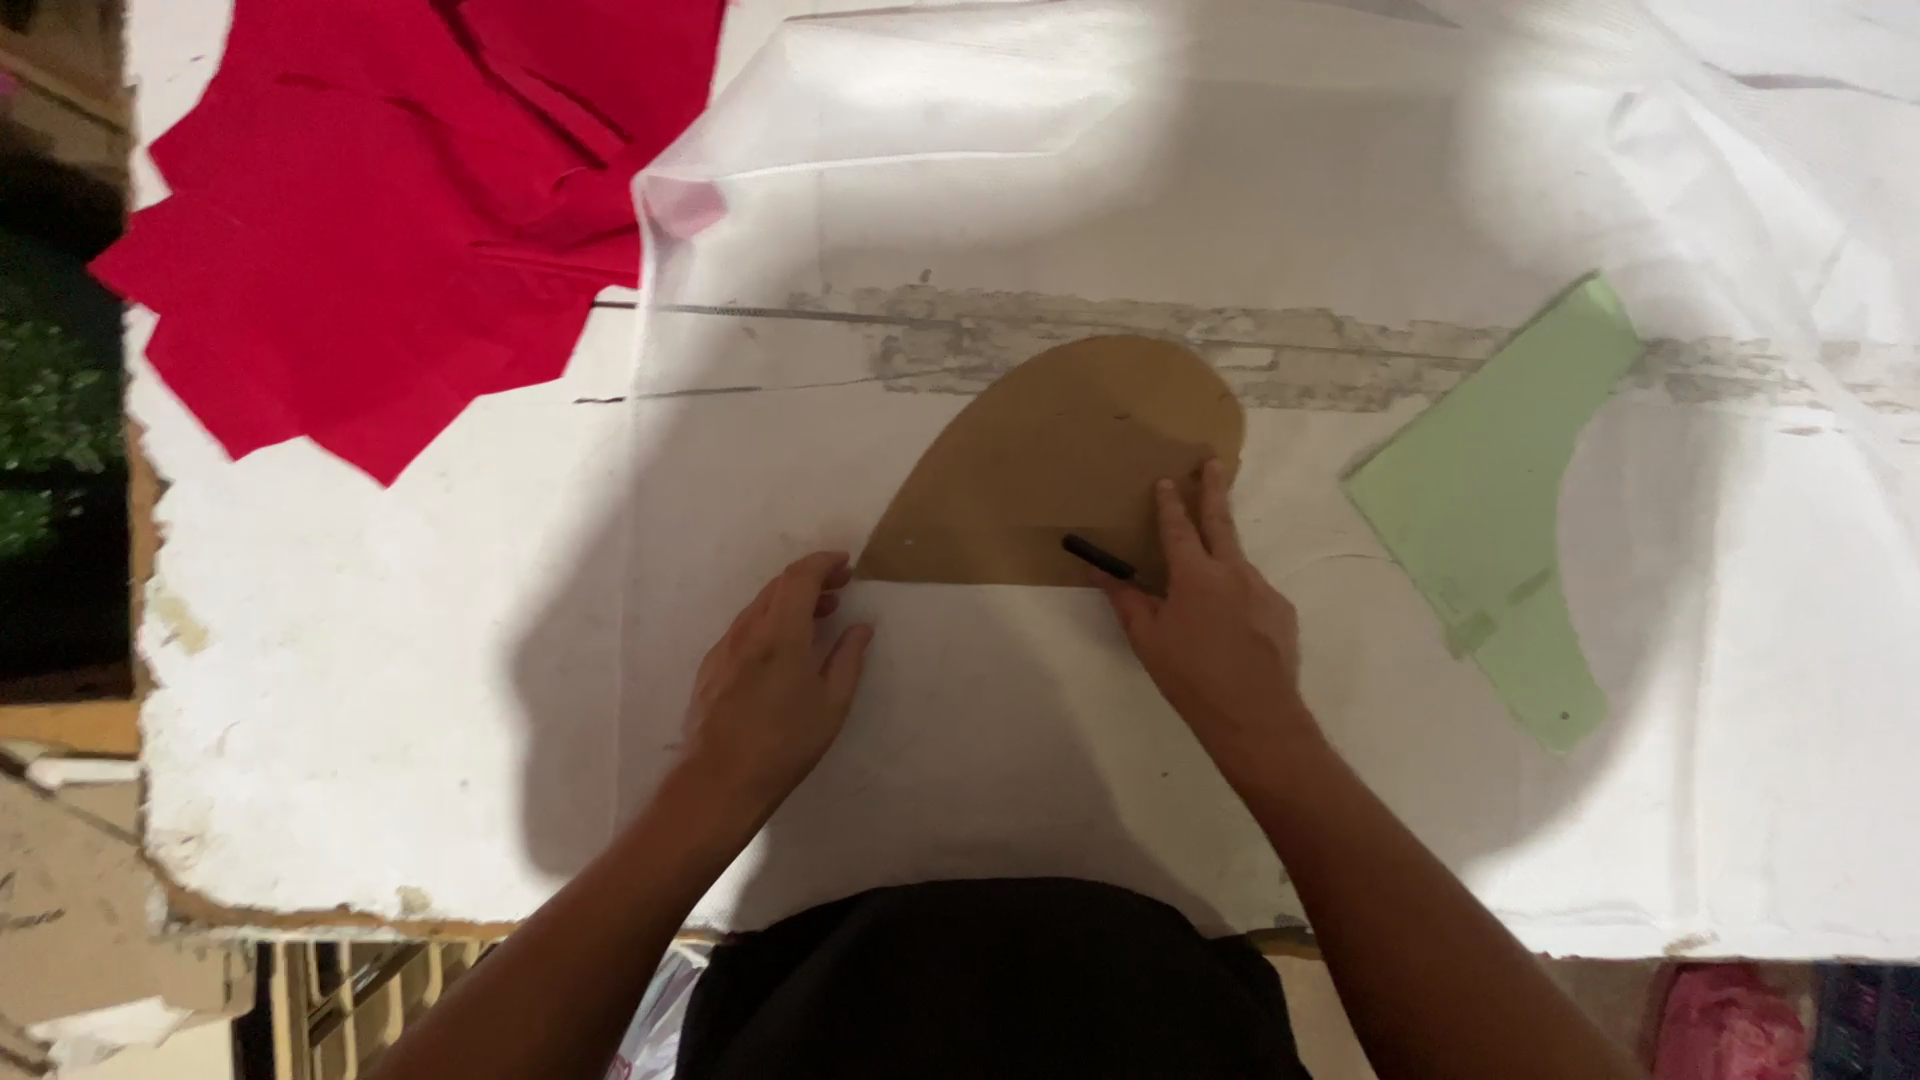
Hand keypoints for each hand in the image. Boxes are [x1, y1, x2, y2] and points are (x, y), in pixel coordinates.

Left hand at [681, 551, 873, 815]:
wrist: (718, 782)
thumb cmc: (785, 744)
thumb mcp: (832, 704)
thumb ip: (848, 659)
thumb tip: (860, 628)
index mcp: (781, 634)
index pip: (800, 577)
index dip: (824, 563)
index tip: (846, 563)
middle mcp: (748, 631)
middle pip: (778, 586)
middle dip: (811, 578)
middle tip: (840, 588)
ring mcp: (725, 648)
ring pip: (759, 606)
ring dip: (790, 600)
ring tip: (819, 615)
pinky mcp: (712, 667)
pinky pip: (745, 628)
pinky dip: (770, 620)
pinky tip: (785, 646)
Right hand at [1095, 460, 1320, 785]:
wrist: (1255, 716)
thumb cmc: (1190, 677)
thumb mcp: (1147, 639)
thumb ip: (1124, 599)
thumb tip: (1097, 569)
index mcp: (1195, 576)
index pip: (1178, 528)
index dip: (1169, 503)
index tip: (1167, 480)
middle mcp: (1233, 572)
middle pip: (1221, 521)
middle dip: (1215, 489)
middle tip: (1214, 462)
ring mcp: (1263, 589)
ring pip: (1237, 563)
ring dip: (1222, 558)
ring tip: (1208, 588)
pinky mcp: (1282, 611)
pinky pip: (1253, 594)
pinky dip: (1238, 598)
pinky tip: (1231, 629)